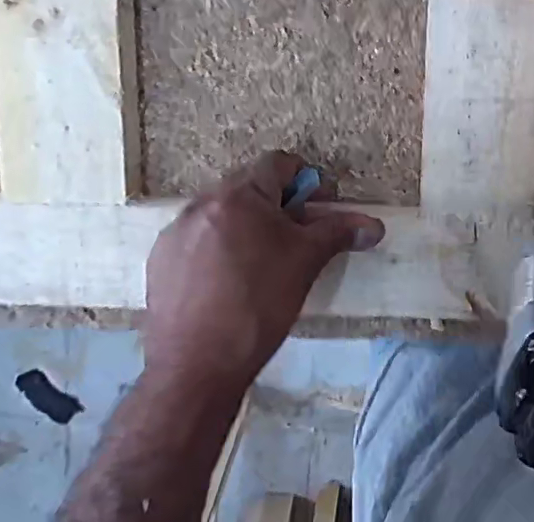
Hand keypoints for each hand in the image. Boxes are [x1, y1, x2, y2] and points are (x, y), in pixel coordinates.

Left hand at [141, 151, 385, 396]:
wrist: (195, 370)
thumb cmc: (260, 303)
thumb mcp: (308, 260)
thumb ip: (340, 231)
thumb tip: (374, 226)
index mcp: (238, 196)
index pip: (279, 163)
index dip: (306, 180)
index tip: (318, 209)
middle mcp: (201, 205)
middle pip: (250, 185)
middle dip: (279, 203)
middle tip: (297, 235)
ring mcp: (174, 234)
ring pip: (223, 212)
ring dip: (249, 222)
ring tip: (264, 259)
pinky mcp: (159, 263)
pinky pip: (199, 237)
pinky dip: (221, 245)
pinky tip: (232, 279)